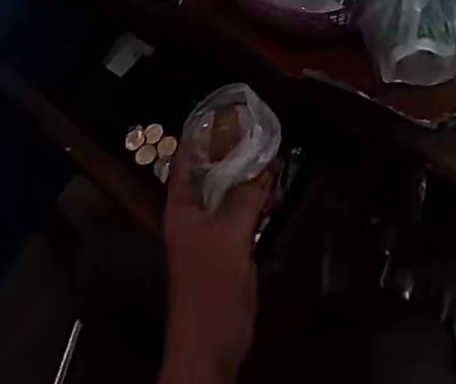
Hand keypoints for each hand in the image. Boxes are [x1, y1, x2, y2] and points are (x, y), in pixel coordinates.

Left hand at [158, 144, 272, 383]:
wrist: (211, 343)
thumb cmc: (210, 284)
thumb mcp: (229, 236)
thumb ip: (244, 199)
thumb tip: (262, 166)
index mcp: (180, 204)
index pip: (186, 157)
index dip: (202, 134)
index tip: (224, 112)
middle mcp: (192, 212)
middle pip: (209, 172)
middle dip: (230, 152)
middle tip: (254, 127)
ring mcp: (209, 231)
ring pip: (227, 193)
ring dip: (246, 176)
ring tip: (269, 151)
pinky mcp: (227, 248)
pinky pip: (240, 214)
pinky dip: (255, 200)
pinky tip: (274, 189)